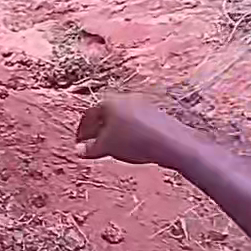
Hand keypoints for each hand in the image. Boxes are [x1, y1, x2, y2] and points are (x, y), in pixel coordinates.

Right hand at [74, 96, 199, 167]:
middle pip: (105, 114)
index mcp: (108, 102)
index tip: (80, 143)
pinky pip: (135, 122)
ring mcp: (142, 104)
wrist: (171, 143)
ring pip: (121, 118)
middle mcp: (125, 99)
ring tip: (112, 147)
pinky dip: (128, 132)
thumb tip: (79, 151)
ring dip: (113, 131)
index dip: (81, 131)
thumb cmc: (135, 141)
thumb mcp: (107, 147)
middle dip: (98, 130)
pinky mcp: (156, 114)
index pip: (88, 115)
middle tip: (93, 145)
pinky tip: (131, 145)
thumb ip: (90, 148)